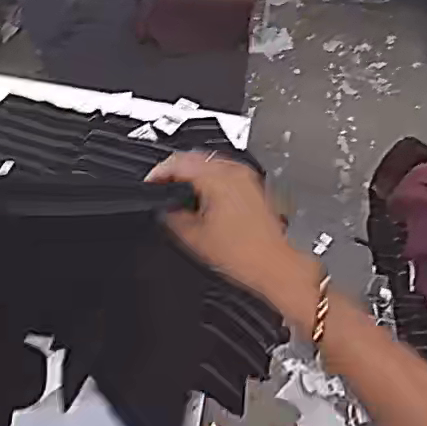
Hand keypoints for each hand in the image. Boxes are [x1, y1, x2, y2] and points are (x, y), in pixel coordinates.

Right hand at [147, 153, 319, 326]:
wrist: (277, 267)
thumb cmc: (246, 255)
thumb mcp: (194, 237)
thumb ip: (172, 215)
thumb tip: (163, 206)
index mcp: (216, 177)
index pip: (177, 162)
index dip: (158, 173)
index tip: (149, 184)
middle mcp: (234, 171)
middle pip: (193, 158)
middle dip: (173, 171)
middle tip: (159, 186)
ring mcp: (246, 177)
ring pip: (209, 164)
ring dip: (191, 174)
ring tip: (177, 192)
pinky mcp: (253, 186)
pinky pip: (223, 173)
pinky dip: (208, 180)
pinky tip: (202, 197)